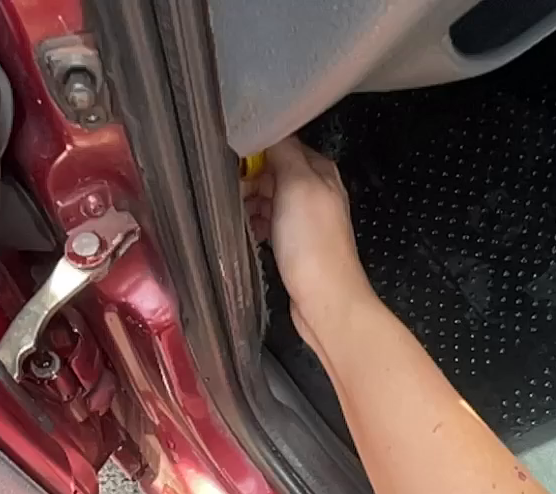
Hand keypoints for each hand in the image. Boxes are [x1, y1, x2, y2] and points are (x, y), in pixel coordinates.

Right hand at [246, 137, 379, 356]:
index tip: (232, 164)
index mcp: (320, 171)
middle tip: (231, 194)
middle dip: (250, 181)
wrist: (325, 299)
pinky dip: (258, 226)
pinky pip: (272, 226)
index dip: (256, 153)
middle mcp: (316, 192)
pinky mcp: (297, 247)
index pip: (282, 147)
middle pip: (274, 174)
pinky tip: (249, 234)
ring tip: (236, 216)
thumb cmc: (312, 244)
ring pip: (270, 201)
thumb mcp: (297, 184)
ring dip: (251, 205)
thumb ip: (283, 153)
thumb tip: (267, 133)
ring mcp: (306, 221)